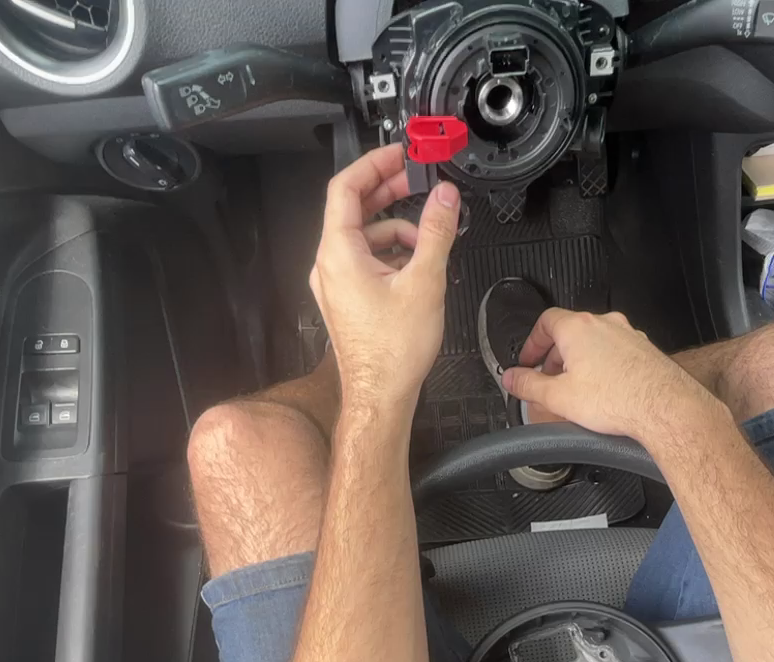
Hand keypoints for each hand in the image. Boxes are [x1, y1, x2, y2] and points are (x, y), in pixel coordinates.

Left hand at [309, 144, 460, 414]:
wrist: (381, 396)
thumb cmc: (392, 353)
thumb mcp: (424, 282)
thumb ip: (435, 232)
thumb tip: (444, 196)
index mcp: (338, 254)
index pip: (346, 187)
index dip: (373, 163)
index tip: (399, 154)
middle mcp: (329, 267)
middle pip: (354, 210)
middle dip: (387, 191)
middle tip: (416, 179)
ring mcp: (335, 286)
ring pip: (363, 239)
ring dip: (394, 228)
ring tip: (427, 234)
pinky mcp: (346, 302)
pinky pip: (365, 263)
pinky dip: (389, 254)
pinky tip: (415, 263)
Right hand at [501, 308, 721, 439]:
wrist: (664, 407)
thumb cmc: (617, 398)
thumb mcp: (558, 397)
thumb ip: (528, 385)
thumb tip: (511, 378)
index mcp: (578, 328)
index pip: (545, 321)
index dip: (532, 343)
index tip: (527, 361)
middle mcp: (604, 324)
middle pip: (570, 332)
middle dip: (555, 356)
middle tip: (548, 380)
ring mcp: (628, 335)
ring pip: (594, 343)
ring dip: (580, 362)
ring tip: (575, 389)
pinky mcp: (644, 351)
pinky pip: (615, 353)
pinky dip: (603, 367)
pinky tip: (603, 392)